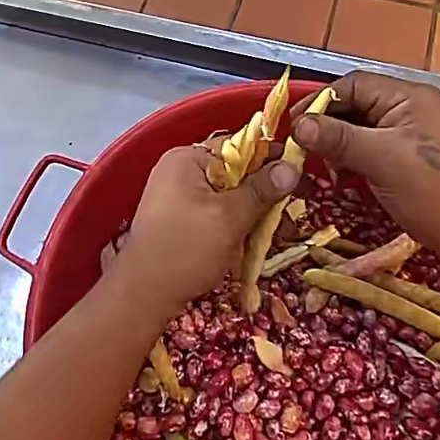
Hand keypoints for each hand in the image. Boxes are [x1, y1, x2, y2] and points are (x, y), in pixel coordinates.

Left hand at [108, 145, 296, 312]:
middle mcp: (179, 171)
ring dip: (250, 213)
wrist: (143, 294)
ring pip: (227, 196)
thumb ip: (261, 190)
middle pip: (233, 172)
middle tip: (289, 209)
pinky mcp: (179, 220)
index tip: (297, 170)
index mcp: (186, 159)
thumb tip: (291, 168)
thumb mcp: (230, 217)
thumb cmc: (185, 249)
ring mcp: (177, 197)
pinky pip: (215, 214)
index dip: (268, 157)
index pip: (236, 145)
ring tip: (274, 231)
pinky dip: (234, 226)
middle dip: (261, 191)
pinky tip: (250, 243)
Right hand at [291, 71, 439, 262]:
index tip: (295, 125)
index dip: (321, 102)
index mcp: (410, 98)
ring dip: (339, 146)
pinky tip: (343, 177)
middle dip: (328, 126)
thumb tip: (299, 125)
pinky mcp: (411, 160)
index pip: (354, 85)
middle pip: (357, 106)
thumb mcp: (380, 159)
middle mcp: (413, 110)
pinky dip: (354, 160)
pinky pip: (373, 150)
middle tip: (304, 147)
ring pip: (362, 130)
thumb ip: (338, 138)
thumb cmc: (435, 193)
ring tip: (324, 166)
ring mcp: (413, 136)